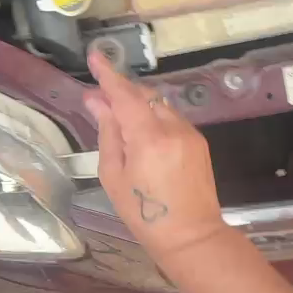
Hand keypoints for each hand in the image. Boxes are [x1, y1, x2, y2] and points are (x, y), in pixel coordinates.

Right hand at [83, 48, 228, 259]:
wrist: (191, 236)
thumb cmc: (142, 211)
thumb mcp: (113, 174)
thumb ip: (107, 132)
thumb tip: (97, 102)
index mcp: (148, 138)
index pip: (125, 95)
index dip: (108, 74)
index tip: (95, 56)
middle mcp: (173, 129)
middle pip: (143, 95)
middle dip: (120, 90)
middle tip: (96, 98)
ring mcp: (190, 134)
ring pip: (158, 105)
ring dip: (136, 104)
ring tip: (115, 116)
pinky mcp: (198, 141)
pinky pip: (169, 118)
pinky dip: (150, 117)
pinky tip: (138, 132)